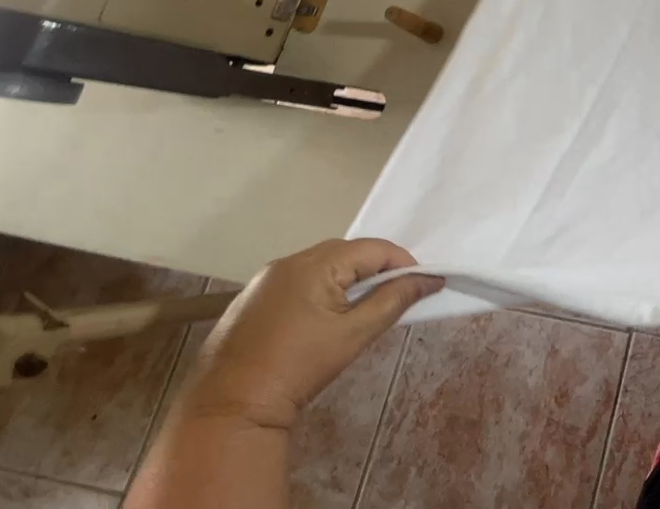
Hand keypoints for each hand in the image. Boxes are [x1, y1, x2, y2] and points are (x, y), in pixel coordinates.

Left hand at [178, 238, 442, 430]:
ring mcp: (265, 279)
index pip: (374, 248)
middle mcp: (288, 262)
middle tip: (393, 295)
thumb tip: (431, 278)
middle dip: (375, 268)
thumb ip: (396, 299)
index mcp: (315, 265)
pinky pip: (299, 278)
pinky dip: (321, 287)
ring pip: (322, 263)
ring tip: (362, 305)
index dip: (402, 263)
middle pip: (348, 251)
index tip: (420, 285)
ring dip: (348, 276)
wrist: (229, 409)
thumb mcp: (356, 333)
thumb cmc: (298, 367)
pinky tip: (324, 315)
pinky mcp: (251, 298)